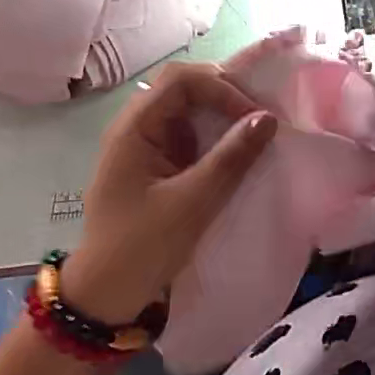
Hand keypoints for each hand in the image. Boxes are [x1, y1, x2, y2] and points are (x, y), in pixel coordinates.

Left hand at [62, 63, 277, 322]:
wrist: (106, 294)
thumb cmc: (143, 246)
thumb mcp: (193, 202)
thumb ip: (231, 157)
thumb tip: (268, 118)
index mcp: (134, 128)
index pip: (181, 80)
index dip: (221, 88)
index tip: (255, 117)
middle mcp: (137, 127)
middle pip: (183, 86)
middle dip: (225, 94)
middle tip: (260, 116)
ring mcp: (146, 144)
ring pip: (188, 109)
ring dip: (223, 114)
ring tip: (256, 130)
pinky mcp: (157, 163)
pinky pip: (190, 134)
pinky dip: (216, 135)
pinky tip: (238, 150)